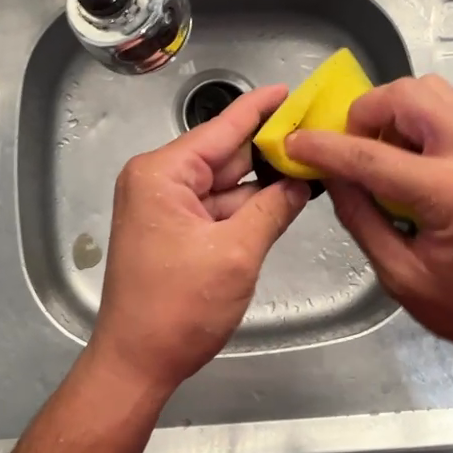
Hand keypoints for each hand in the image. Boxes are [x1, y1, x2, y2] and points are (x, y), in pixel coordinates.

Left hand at [90, 84, 310, 395]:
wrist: (136, 364)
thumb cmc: (179, 308)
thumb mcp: (236, 254)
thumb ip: (272, 209)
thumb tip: (300, 180)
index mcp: (163, 173)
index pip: (221, 129)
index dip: (260, 109)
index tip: (291, 89)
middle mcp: (158, 180)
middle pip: (224, 156)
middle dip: (268, 150)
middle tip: (317, 135)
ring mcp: (164, 205)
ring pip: (224, 184)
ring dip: (261, 184)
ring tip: (311, 167)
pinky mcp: (172, 229)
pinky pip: (216, 207)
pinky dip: (246, 208)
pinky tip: (283, 200)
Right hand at [285, 75, 452, 378]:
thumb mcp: (401, 276)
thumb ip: (361, 217)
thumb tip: (330, 175)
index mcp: (451, 196)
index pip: (372, 156)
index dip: (324, 147)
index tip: (293, 143)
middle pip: (407, 95)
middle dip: (365, 113)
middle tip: (350, 150)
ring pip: (429, 90)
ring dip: (392, 111)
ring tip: (379, 153)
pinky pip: (445, 108)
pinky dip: (413, 120)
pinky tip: (406, 160)